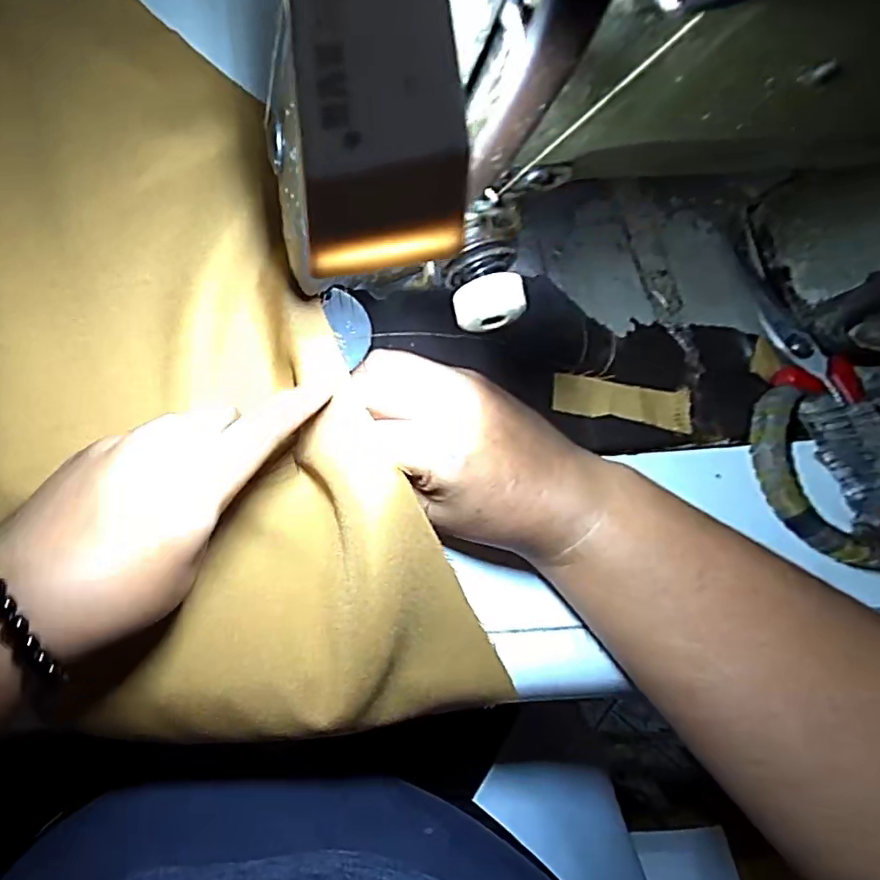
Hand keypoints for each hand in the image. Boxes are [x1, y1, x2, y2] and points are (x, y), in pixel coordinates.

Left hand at [0, 383, 333, 658]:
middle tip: (230, 468)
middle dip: (236, 431)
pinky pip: (143, 437)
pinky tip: (134, 492)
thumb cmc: (117, 598)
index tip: (320, 388)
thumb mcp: (184, 572)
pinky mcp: (91, 447)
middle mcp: (163, 446)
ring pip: (178, 423)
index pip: (258, 433)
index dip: (295, 409)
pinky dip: (157, 452)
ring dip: (195, 440)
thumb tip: (207, 491)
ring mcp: (122, 441)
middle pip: (218, 415)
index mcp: (197, 482)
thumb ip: (206, 518)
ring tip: (179, 483)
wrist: (24, 593)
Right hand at [351, 349, 618, 567]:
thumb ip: (383, 486)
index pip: (362, 430)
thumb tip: (341, 462)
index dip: (330, 443)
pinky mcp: (468, 373)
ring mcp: (462, 380)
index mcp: (443, 449)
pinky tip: (384, 408)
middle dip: (339, 404)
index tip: (313, 454)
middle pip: (368, 380)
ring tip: (354, 417)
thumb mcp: (433, 518)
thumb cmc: (505, 517)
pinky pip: (409, 364)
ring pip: (385, 361)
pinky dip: (386, 381)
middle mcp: (452, 402)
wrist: (566, 497)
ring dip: (360, 385)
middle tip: (327, 431)